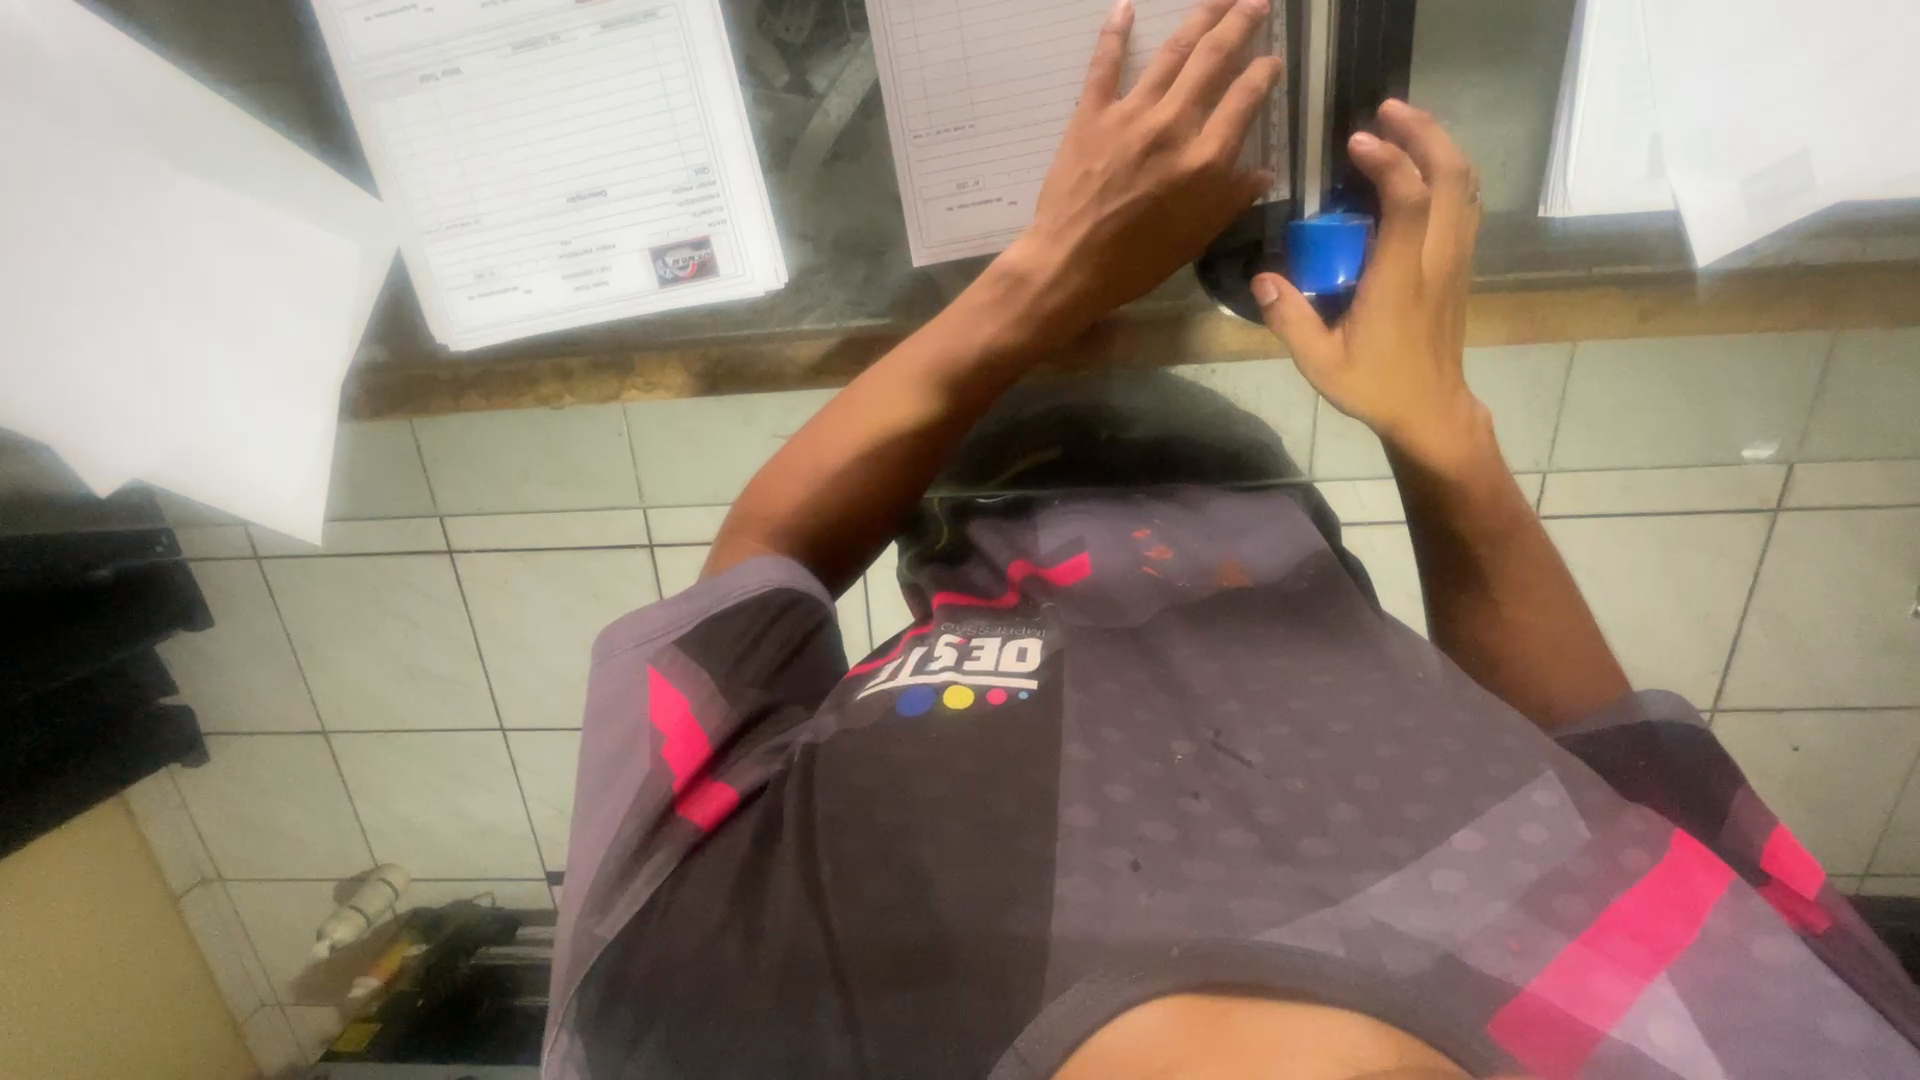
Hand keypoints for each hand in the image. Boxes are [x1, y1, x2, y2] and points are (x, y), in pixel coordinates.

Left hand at [1005, 0, 1283, 330]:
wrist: (1070, 265)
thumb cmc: (1136, 262)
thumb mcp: (1195, 239)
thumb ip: (1230, 200)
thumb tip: (1262, 173)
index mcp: (1206, 159)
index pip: (1247, 98)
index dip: (1265, 74)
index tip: (1272, 62)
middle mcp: (1174, 125)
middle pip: (1215, 58)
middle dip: (1241, 23)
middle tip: (1257, 0)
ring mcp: (1130, 115)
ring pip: (1172, 52)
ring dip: (1200, 16)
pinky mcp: (1091, 116)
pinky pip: (1105, 65)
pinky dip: (1115, 33)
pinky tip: (1125, 8)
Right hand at [1252, 100, 1488, 469]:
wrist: (1430, 410)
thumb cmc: (1374, 386)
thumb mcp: (1319, 362)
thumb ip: (1290, 319)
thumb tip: (1262, 280)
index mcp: (1402, 279)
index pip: (1408, 201)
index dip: (1388, 162)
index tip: (1356, 141)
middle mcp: (1438, 258)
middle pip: (1452, 175)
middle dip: (1424, 133)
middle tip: (1388, 111)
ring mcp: (1456, 260)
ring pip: (1466, 184)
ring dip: (1440, 146)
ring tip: (1406, 127)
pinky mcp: (1460, 266)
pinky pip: (1465, 204)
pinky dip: (1447, 173)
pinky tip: (1422, 171)